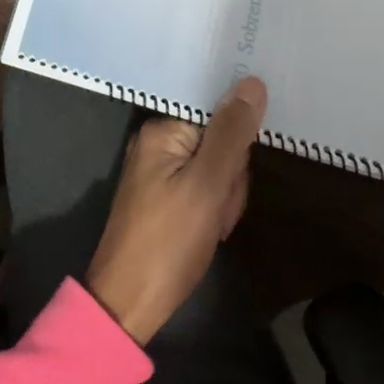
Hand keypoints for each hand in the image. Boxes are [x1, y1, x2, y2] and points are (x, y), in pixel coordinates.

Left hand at [86, 77, 266, 344]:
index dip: (235, 140)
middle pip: (219, 140)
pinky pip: (204, 189)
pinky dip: (213, 210)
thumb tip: (252, 82)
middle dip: (231, 176)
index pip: (216, 111)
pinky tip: (208, 231)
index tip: (235, 169)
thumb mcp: (208, 186)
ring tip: (212, 225)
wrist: (131, 301)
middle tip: (218, 207)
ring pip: (217, 169)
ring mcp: (160, 170)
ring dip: (225, 198)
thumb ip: (231, 134)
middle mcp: (157, 142)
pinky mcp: (166, 196)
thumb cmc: (169, 241)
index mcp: (161, 130)